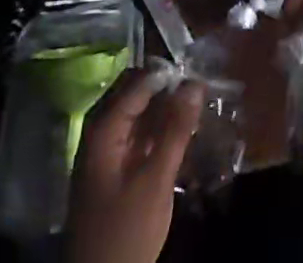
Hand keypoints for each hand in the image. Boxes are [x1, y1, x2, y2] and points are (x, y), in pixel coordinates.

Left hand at [62, 68, 203, 262]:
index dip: (169, 74)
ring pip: (139, 114)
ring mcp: (106, 151)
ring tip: (200, 107)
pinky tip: (184, 133)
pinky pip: (138, 136)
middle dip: (168, 89)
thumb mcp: (156, 181)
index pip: (139, 82)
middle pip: (136, 94)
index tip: (202, 71)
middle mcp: (101, 132)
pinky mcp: (114, 169)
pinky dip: (159, 131)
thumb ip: (176, 130)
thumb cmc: (125, 232)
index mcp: (104, 128)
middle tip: (202, 92)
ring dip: (166, 110)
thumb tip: (195, 83)